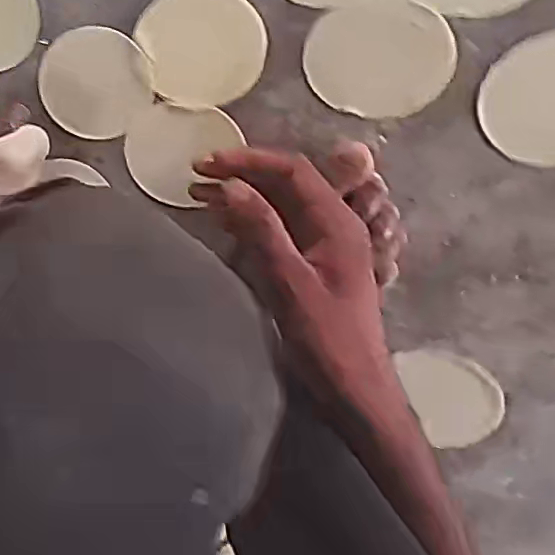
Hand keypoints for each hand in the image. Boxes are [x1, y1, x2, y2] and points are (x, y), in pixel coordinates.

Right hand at [191, 142, 406, 414]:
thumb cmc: (329, 341)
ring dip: (241, 194)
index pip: (293, 171)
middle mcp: (333, 224)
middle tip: (198, 174)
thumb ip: (262, 230)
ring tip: (199, 193)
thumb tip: (230, 185)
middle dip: (241, 173)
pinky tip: (221, 219)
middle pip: (285, 182)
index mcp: (337, 222)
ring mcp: (323, 242)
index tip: (210, 163)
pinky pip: (278, 225)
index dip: (249, 161)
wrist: (356, 394)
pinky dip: (248, 217)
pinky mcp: (311, 261)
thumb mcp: (290, 284)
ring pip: (278, 203)